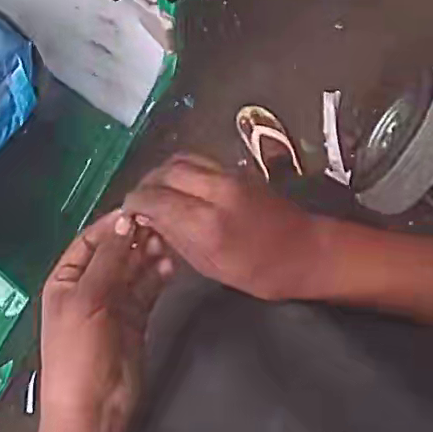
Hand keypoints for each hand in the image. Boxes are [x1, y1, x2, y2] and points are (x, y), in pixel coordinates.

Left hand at [39, 210, 172, 422]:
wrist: (94, 411)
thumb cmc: (79, 353)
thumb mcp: (87, 299)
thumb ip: (108, 258)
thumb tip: (125, 220)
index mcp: (66, 279)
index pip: (90, 240)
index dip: (113, 224)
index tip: (140, 209)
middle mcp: (89, 286)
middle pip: (115, 252)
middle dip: (136, 238)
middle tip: (162, 224)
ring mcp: (113, 302)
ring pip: (133, 268)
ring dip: (149, 254)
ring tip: (169, 242)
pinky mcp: (135, 318)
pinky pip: (147, 288)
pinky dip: (158, 275)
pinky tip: (170, 265)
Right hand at [123, 154, 327, 301]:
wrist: (306, 250)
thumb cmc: (259, 271)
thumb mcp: (211, 266)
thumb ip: (176, 237)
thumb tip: (148, 219)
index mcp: (208, 223)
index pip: (157, 199)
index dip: (135, 203)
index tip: (127, 211)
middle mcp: (216, 190)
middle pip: (165, 172)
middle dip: (145, 185)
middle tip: (138, 201)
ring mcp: (228, 174)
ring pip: (180, 160)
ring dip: (161, 173)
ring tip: (154, 191)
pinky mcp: (236, 169)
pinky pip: (197, 160)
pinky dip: (179, 168)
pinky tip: (176, 184)